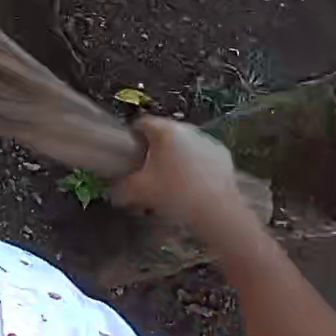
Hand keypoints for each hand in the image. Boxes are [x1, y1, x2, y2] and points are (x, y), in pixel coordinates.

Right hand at [112, 116, 259, 246]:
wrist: (218, 212)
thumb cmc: (174, 194)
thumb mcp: (139, 192)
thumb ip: (121, 188)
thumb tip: (113, 192)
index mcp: (163, 130)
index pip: (141, 123)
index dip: (131, 138)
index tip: (129, 156)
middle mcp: (185, 128)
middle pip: (162, 134)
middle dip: (154, 150)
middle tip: (148, 173)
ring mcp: (206, 140)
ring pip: (183, 144)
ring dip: (175, 157)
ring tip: (171, 183)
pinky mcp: (222, 154)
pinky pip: (201, 155)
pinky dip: (195, 165)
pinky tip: (193, 186)